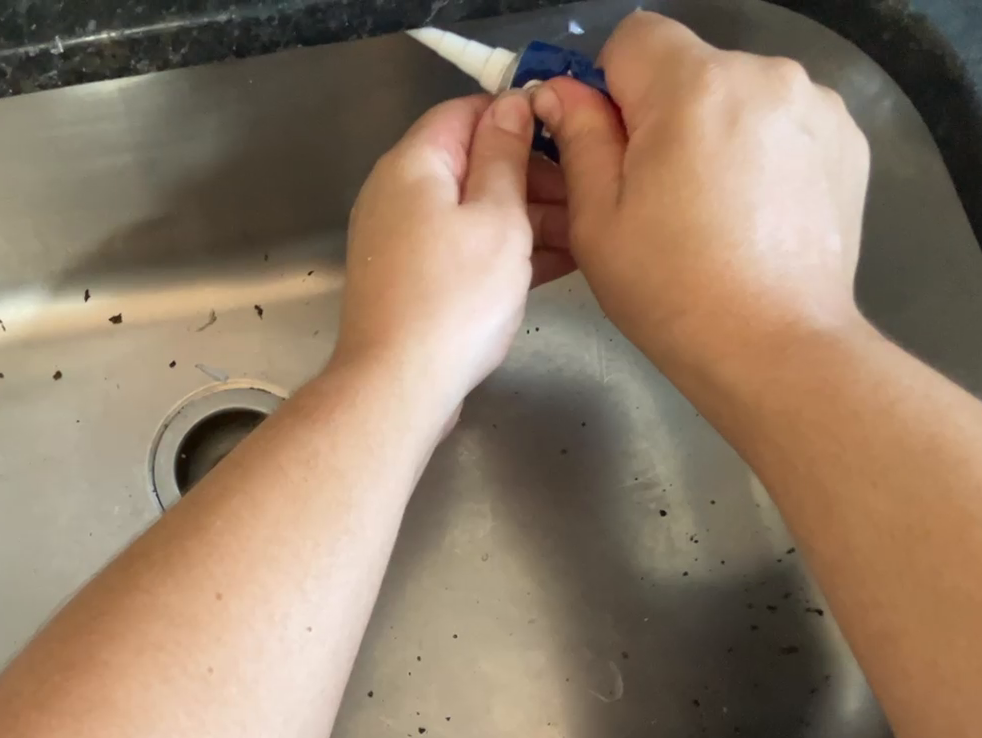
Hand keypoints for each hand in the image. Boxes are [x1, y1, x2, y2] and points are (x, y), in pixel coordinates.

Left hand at [334, 91, 574, 411]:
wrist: (398, 387)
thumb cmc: (454, 300)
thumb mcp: (497, 218)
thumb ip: (506, 157)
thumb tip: (511, 105)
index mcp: (412, 166)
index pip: (465, 113)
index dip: (519, 117)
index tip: (568, 136)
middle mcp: (396, 199)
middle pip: (469, 166)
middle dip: (530, 177)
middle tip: (584, 199)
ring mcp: (400, 246)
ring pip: (469, 215)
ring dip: (525, 221)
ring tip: (582, 236)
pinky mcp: (409, 286)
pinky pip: (460, 253)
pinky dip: (500, 255)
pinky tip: (552, 266)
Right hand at [531, 12, 871, 375]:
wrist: (771, 343)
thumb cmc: (667, 288)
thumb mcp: (598, 222)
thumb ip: (579, 142)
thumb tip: (561, 93)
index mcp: (692, 89)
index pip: (633, 37)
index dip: (607, 87)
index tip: (607, 147)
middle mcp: (763, 72)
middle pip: (688, 68)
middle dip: (661, 116)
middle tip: (654, 196)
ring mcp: (815, 103)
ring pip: (736, 96)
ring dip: (712, 133)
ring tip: (709, 212)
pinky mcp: (847, 137)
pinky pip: (780, 124)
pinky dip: (758, 154)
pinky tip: (752, 216)